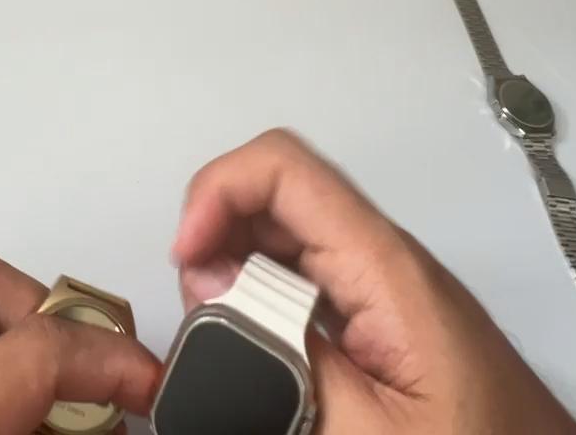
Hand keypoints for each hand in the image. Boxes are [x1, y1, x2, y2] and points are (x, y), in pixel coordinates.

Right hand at [172, 129, 575, 434]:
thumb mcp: (371, 432)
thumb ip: (285, 353)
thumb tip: (216, 289)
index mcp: (386, 268)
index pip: (283, 166)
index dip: (219, 189)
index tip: (188, 253)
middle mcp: (383, 258)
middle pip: (275, 188)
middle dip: (217, 228)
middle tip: (199, 300)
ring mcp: (381, 282)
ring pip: (283, 226)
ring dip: (232, 259)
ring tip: (217, 321)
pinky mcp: (379, 311)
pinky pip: (302, 269)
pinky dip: (256, 288)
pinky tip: (250, 333)